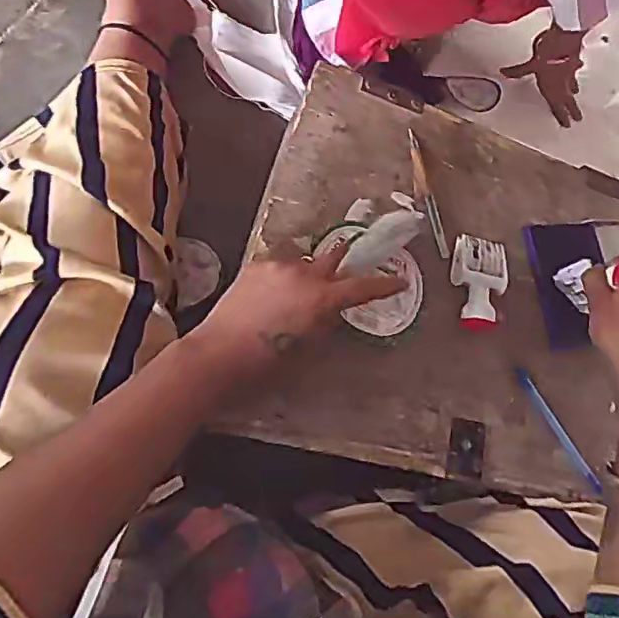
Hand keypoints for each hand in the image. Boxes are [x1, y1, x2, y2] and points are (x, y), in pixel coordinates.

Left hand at [187, 238, 407, 379]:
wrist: (218, 353)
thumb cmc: (267, 361)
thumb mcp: (307, 346)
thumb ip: (326, 321)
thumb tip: (333, 309)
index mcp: (321, 299)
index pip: (362, 287)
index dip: (384, 284)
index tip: (400, 281)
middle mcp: (304, 276)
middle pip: (335, 256)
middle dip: (344, 261)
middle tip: (348, 264)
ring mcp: (279, 266)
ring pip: (304, 263)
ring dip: (307, 275)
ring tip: (294, 296)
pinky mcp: (257, 265)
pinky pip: (280, 267)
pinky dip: (283, 279)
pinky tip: (271, 297)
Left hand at [501, 25, 585, 127]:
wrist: (566, 36)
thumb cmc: (549, 52)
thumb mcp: (529, 64)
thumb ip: (518, 71)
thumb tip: (505, 72)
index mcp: (552, 88)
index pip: (557, 107)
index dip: (561, 117)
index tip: (567, 123)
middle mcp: (563, 83)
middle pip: (569, 101)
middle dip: (573, 110)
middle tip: (578, 117)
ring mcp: (571, 72)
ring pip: (573, 85)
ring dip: (574, 91)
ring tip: (575, 94)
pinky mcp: (576, 60)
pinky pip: (575, 69)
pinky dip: (575, 70)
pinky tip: (577, 66)